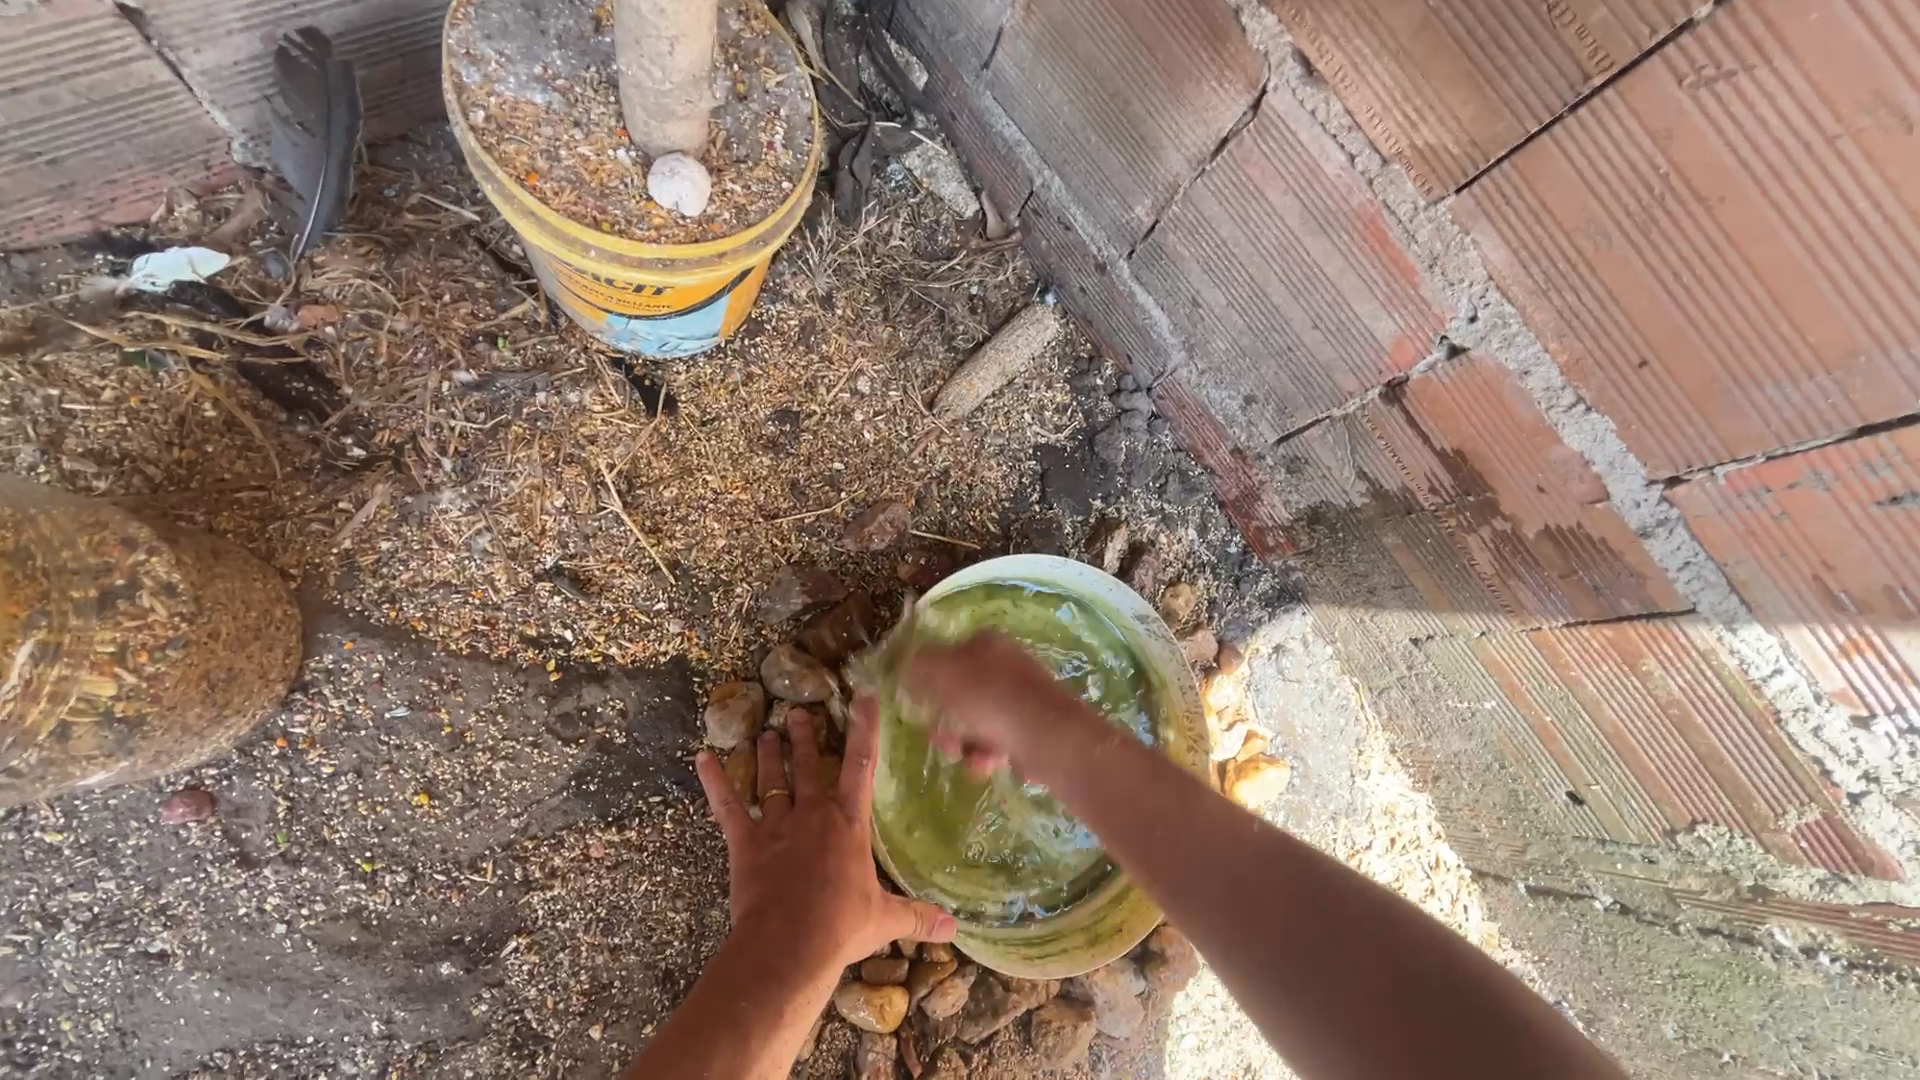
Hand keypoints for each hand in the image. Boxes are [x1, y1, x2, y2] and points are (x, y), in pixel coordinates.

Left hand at [694, 695, 956, 969]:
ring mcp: (777, 824)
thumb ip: (917, 915)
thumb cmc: (840, 926)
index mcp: (848, 823)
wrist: (788, 946)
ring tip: (765, 733)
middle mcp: (813, 813)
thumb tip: (953, 926)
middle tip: (797, 712)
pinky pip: (727, 805)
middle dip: (805, 736)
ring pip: (772, 779)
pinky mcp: (745, 841)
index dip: (864, 726)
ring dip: (769, 755)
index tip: (864, 695)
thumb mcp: (884, 919)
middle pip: (810, 764)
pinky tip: (701, 758)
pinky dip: (713, 781)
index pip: (862, 764)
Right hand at [902, 630, 1102, 777]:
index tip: (920, 703)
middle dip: (946, 720)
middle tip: (940, 739)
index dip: (931, 679)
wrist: (1046, 733)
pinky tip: (987, 762)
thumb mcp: (943, 672)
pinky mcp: (1033, 726)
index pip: (950, 654)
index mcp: (987, 642)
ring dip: (964, 742)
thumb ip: (920, 664)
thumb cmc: (989, 696)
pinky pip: (1000, 739)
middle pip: (962, 693)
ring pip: (979, 720)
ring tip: (964, 756)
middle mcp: (1007, 664)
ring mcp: (1023, 696)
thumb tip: (909, 664)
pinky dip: (988, 753)